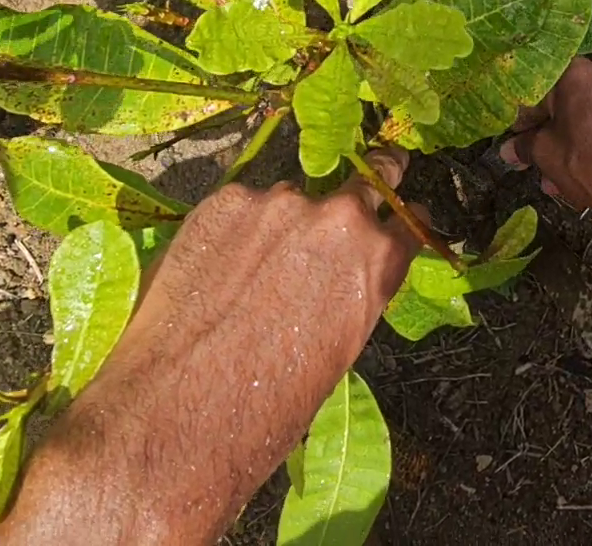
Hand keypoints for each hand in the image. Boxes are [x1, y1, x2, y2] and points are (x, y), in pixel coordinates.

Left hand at [0, 150, 420, 545]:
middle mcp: (340, 216)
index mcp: (379, 258)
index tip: (394, 219)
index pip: (412, 217)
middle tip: (349, 202)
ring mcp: (282, 202)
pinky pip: (244, 206)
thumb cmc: (272, 406)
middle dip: (365, 186)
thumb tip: (344, 265)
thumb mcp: (343, 343)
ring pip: (295, 196)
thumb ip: (355, 286)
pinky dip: (237, 228)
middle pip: (369, 176)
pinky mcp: (227, 201)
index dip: (403, 219)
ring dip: (285, 221)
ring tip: (252, 267)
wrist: (179, 415)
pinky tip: (216, 269)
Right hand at [499, 56, 591, 237]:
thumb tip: (508, 149)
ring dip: (568, 142)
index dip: (519, 125)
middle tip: (537, 168)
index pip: (532, 95)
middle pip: (561, 102)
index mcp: (573, 72)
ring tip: (560, 181)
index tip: (514, 148)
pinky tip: (586, 169)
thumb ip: (525, 147)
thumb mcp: (550, 158)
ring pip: (584, 113)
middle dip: (547, 137)